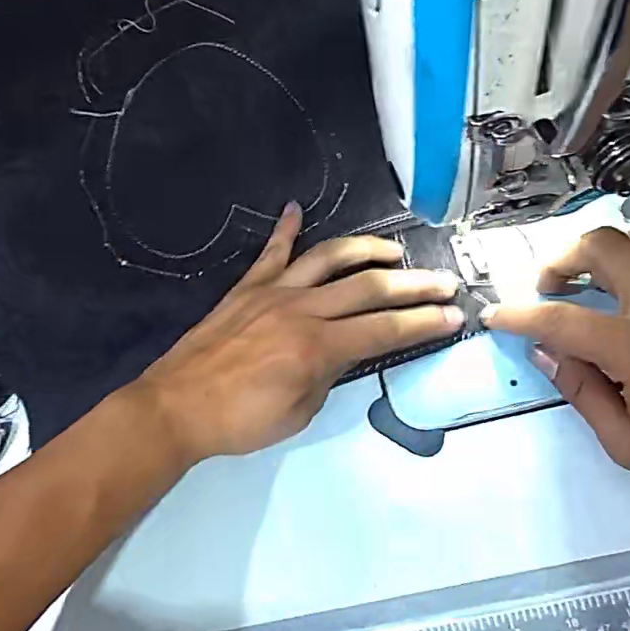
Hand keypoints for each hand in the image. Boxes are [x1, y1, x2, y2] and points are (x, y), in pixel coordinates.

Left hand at [130, 202, 463, 463]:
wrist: (175, 407)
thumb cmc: (241, 421)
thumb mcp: (300, 411)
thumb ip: (330, 375)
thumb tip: (344, 351)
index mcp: (318, 347)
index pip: (385, 330)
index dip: (424, 323)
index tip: (454, 316)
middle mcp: (302, 310)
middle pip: (370, 288)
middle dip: (415, 285)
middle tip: (444, 281)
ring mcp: (273, 293)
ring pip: (329, 259)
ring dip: (367, 250)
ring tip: (394, 251)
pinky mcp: (247, 289)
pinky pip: (271, 253)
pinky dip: (286, 229)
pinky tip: (296, 208)